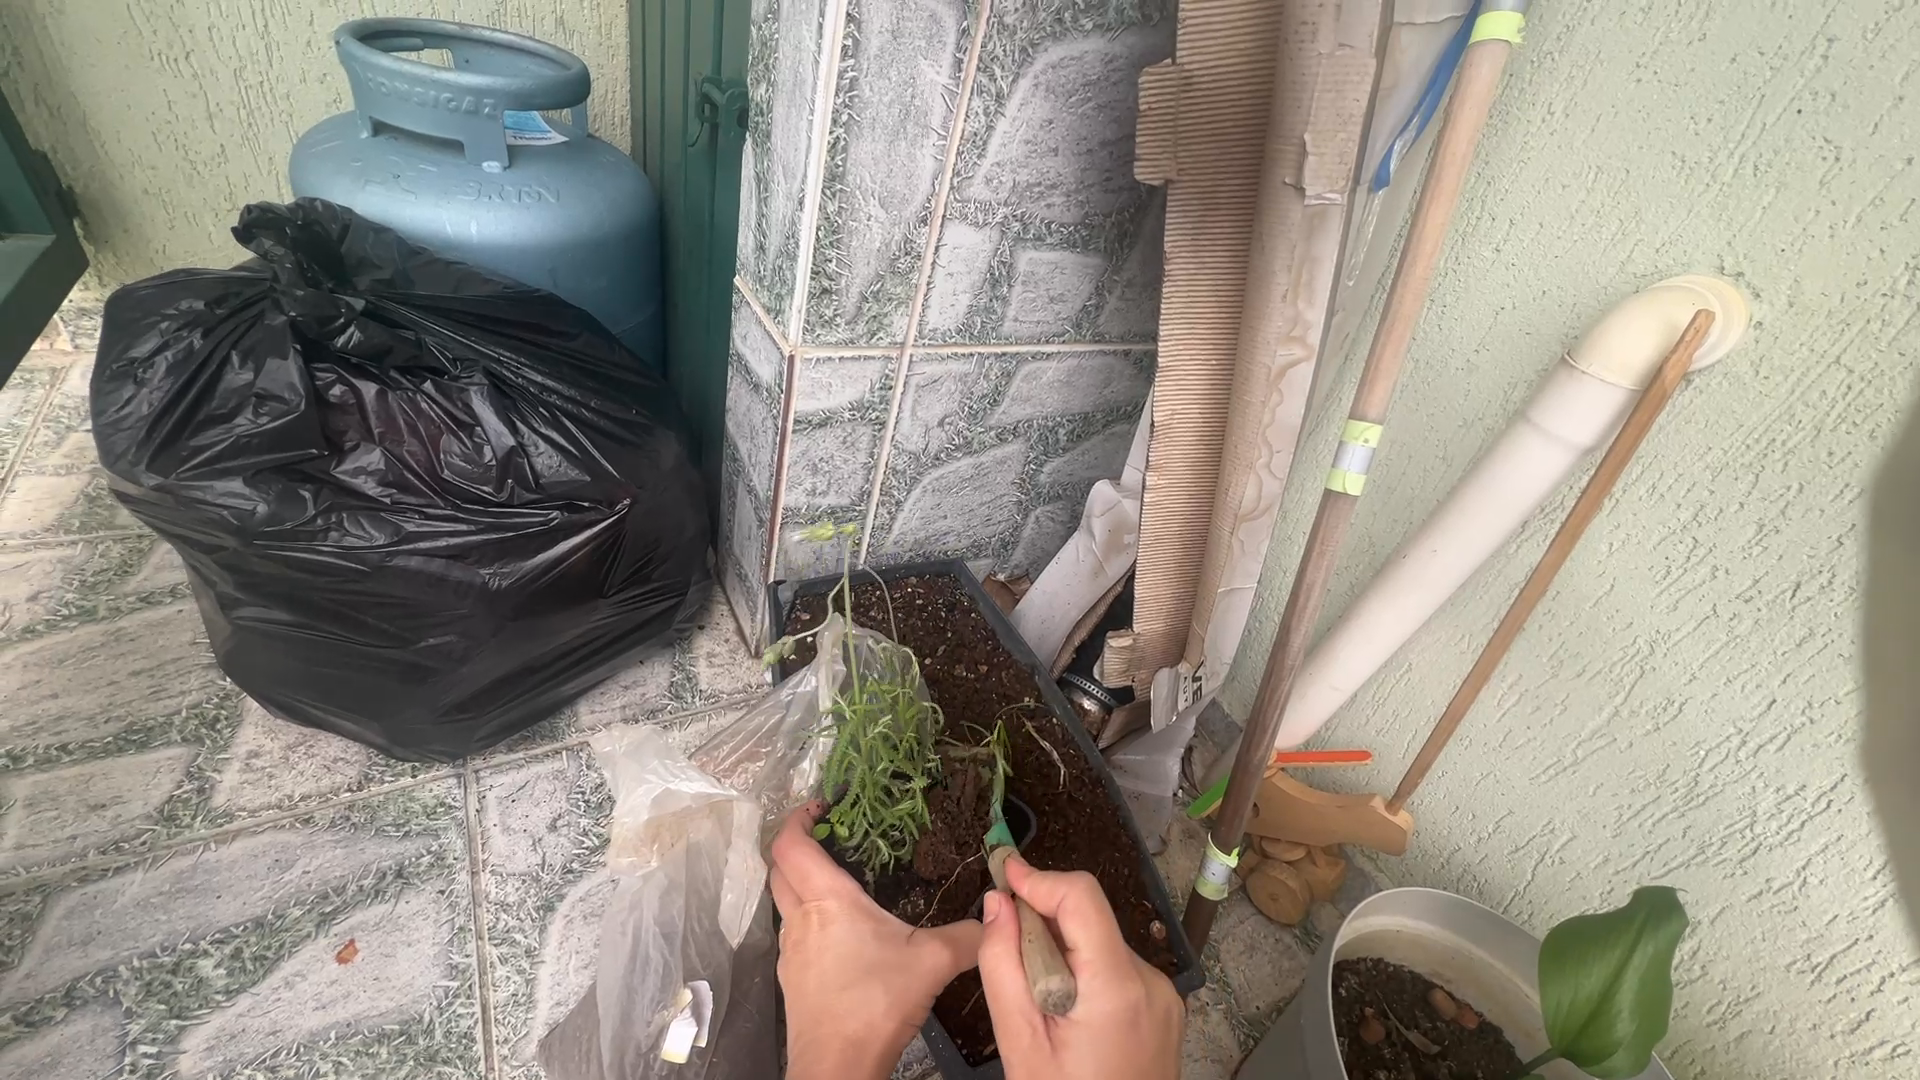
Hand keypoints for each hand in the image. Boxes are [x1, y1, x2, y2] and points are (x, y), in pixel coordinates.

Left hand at [770, 801, 983, 1079]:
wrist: (837, 1071)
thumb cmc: (875, 1003)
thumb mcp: (932, 962)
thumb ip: (966, 935)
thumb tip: (994, 914)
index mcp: (827, 900)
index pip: (790, 845)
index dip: (797, 819)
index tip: (820, 807)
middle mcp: (800, 919)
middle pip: (780, 870)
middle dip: (798, 847)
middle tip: (830, 838)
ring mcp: (790, 953)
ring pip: (786, 904)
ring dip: (803, 885)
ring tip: (841, 884)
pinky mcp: (791, 981)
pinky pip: (794, 935)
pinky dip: (810, 921)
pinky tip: (842, 936)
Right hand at [978, 854, 1182, 1079]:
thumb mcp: (1019, 1043)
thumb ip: (1002, 964)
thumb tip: (997, 901)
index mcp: (1118, 986)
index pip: (1081, 895)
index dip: (1039, 877)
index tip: (1002, 871)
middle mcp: (1151, 980)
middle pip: (1088, 919)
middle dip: (1044, 920)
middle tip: (1006, 945)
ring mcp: (1164, 995)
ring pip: (1098, 942)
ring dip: (1061, 949)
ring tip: (1037, 998)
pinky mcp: (1164, 1008)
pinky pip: (1113, 967)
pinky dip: (1083, 970)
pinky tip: (1064, 1010)